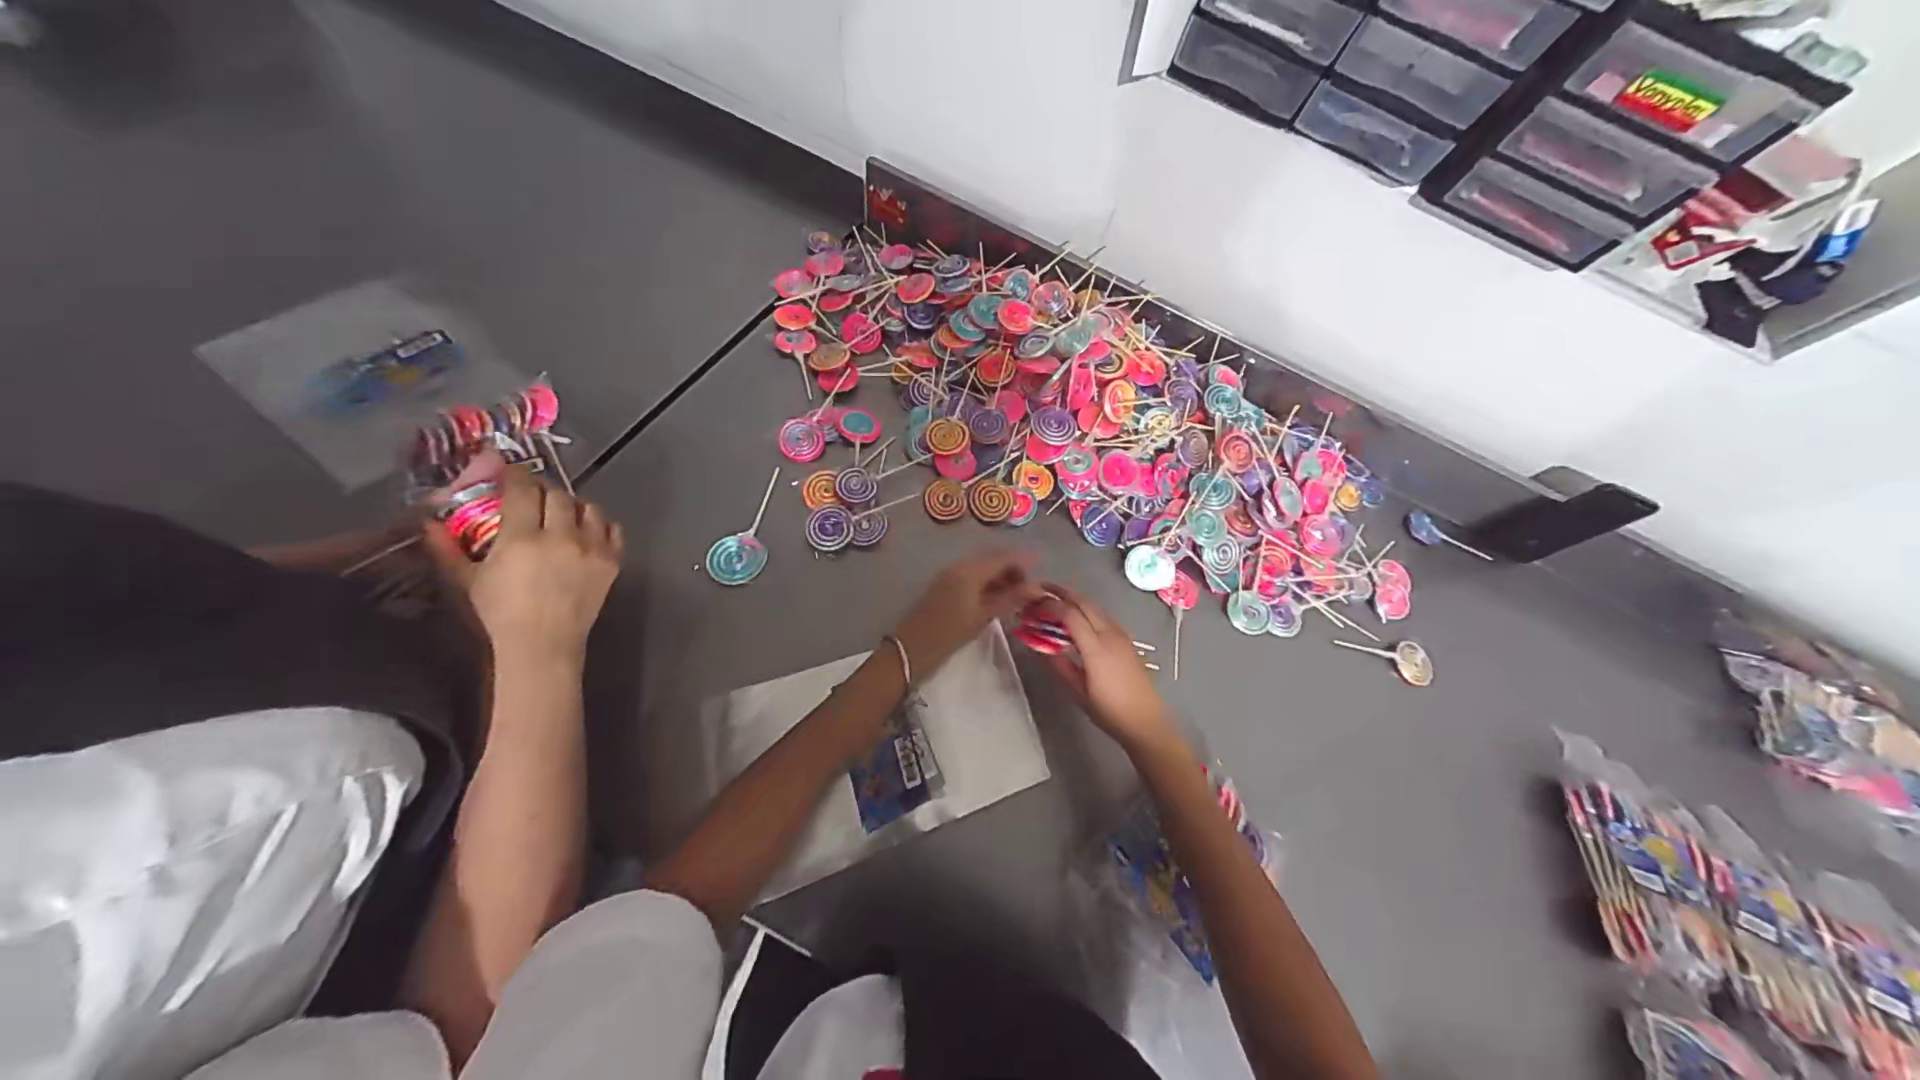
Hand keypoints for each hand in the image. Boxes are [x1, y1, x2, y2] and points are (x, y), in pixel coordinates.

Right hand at [426, 458, 622, 667]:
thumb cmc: (501, 614)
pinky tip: (586, 531)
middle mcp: (562, 537)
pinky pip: (613, 529)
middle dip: (543, 490)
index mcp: (523, 539)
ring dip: (574, 505)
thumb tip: (427, 523)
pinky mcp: (612, 562)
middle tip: (533, 497)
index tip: (510, 472)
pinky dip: (600, 524)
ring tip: (561, 514)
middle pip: (558, 495)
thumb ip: (448, 548)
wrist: (544, 644)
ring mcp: (592, 549)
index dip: (515, 475)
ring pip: (589, 507)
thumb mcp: (468, 580)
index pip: (523, 489)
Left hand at [891, 549, 1046, 678]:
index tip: (1042, 568)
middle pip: (993, 558)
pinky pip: (972, 575)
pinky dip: (987, 582)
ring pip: (982, 567)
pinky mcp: (945, 584)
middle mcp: (960, 565)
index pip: (1003, 557)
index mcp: (970, 570)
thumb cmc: (949, 633)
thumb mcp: (982, 617)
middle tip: (1029, 590)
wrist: (911, 648)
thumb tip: (1037, 587)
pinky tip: (995, 599)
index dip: (1024, 561)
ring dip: (1000, 576)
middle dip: (1013, 569)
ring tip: (1015, 597)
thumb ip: (1010, 598)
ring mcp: (950, 574)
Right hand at [1039, 585, 1184, 755]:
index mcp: (1095, 647)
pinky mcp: (1127, 640)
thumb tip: (1040, 646)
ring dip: (1075, 599)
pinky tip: (1078, 618)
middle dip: (1062, 592)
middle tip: (1042, 589)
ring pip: (1096, 607)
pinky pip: (1104, 616)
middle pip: (1084, 602)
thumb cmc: (1109, 710)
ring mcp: (1121, 635)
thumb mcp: (1077, 690)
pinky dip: (1087, 610)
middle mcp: (1110, 634)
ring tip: (1056, 600)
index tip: (1033, 604)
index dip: (1050, 605)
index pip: (1069, 614)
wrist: (1145, 721)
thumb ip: (1058, 664)